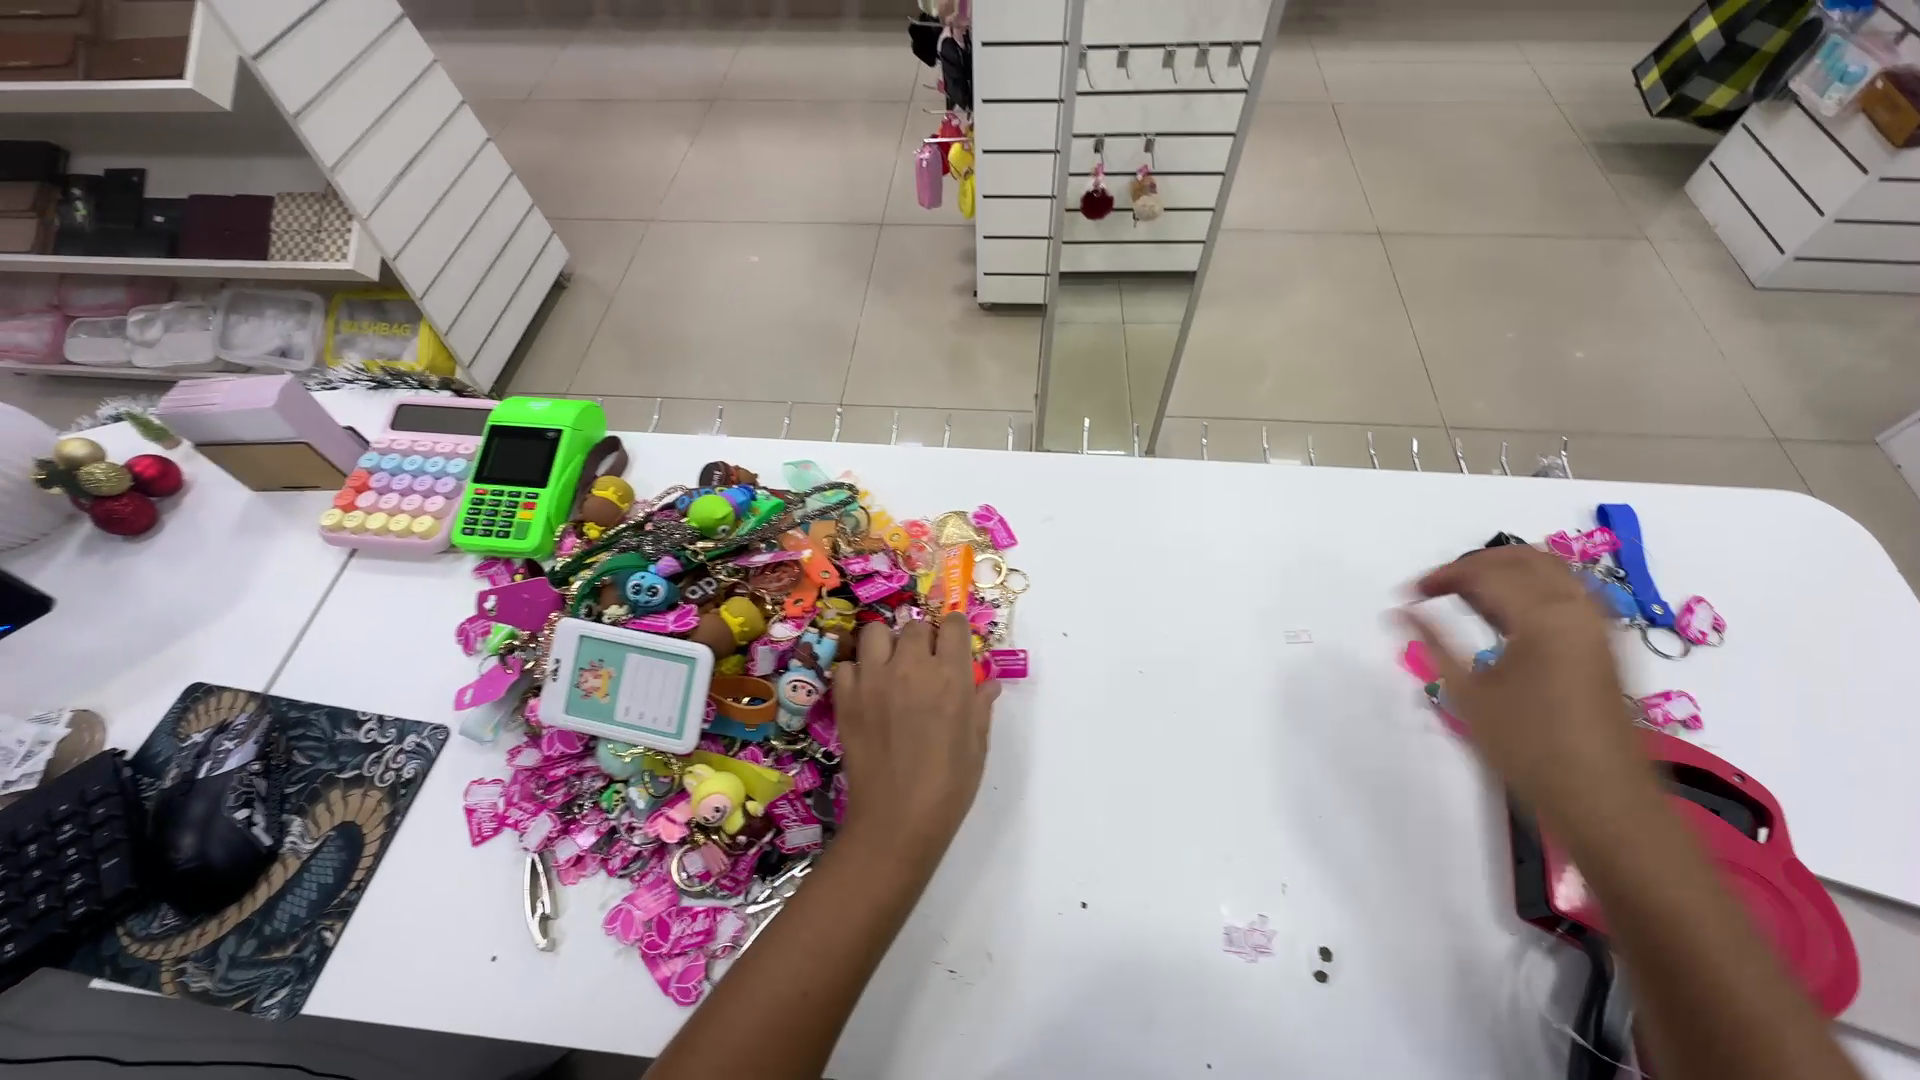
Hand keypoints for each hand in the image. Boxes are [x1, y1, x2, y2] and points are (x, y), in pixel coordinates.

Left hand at [833, 617, 1000, 870]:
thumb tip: (986, 683)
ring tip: (891, 668)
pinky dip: (856, 671)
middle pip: (915, 626)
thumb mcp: (977, 745)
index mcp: (950, 676)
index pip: (954, 624)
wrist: (897, 819)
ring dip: (886, 644)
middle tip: (925, 665)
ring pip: (875, 632)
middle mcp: (911, 667)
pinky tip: (866, 691)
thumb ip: (980, 706)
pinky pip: (846, 665)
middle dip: (923, 640)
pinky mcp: (845, 697)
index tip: (955, 646)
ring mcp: (873, 679)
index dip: (956, 632)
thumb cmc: (949, 786)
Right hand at [1399, 545, 1657, 827]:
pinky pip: (1569, 594)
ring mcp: (1599, 626)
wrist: (1604, 798)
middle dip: (1476, 564)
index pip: (1486, 572)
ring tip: (1466, 598)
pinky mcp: (1607, 645)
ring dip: (1507, 573)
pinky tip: (1505, 617)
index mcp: (1544, 616)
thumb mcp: (1469, 694)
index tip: (1408, 594)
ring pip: (1552, 572)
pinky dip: (1533, 589)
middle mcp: (1578, 609)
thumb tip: (1399, 610)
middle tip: (1437, 587)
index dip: (1442, 575)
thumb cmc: (1529, 748)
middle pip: (1525, 558)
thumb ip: (1433, 642)